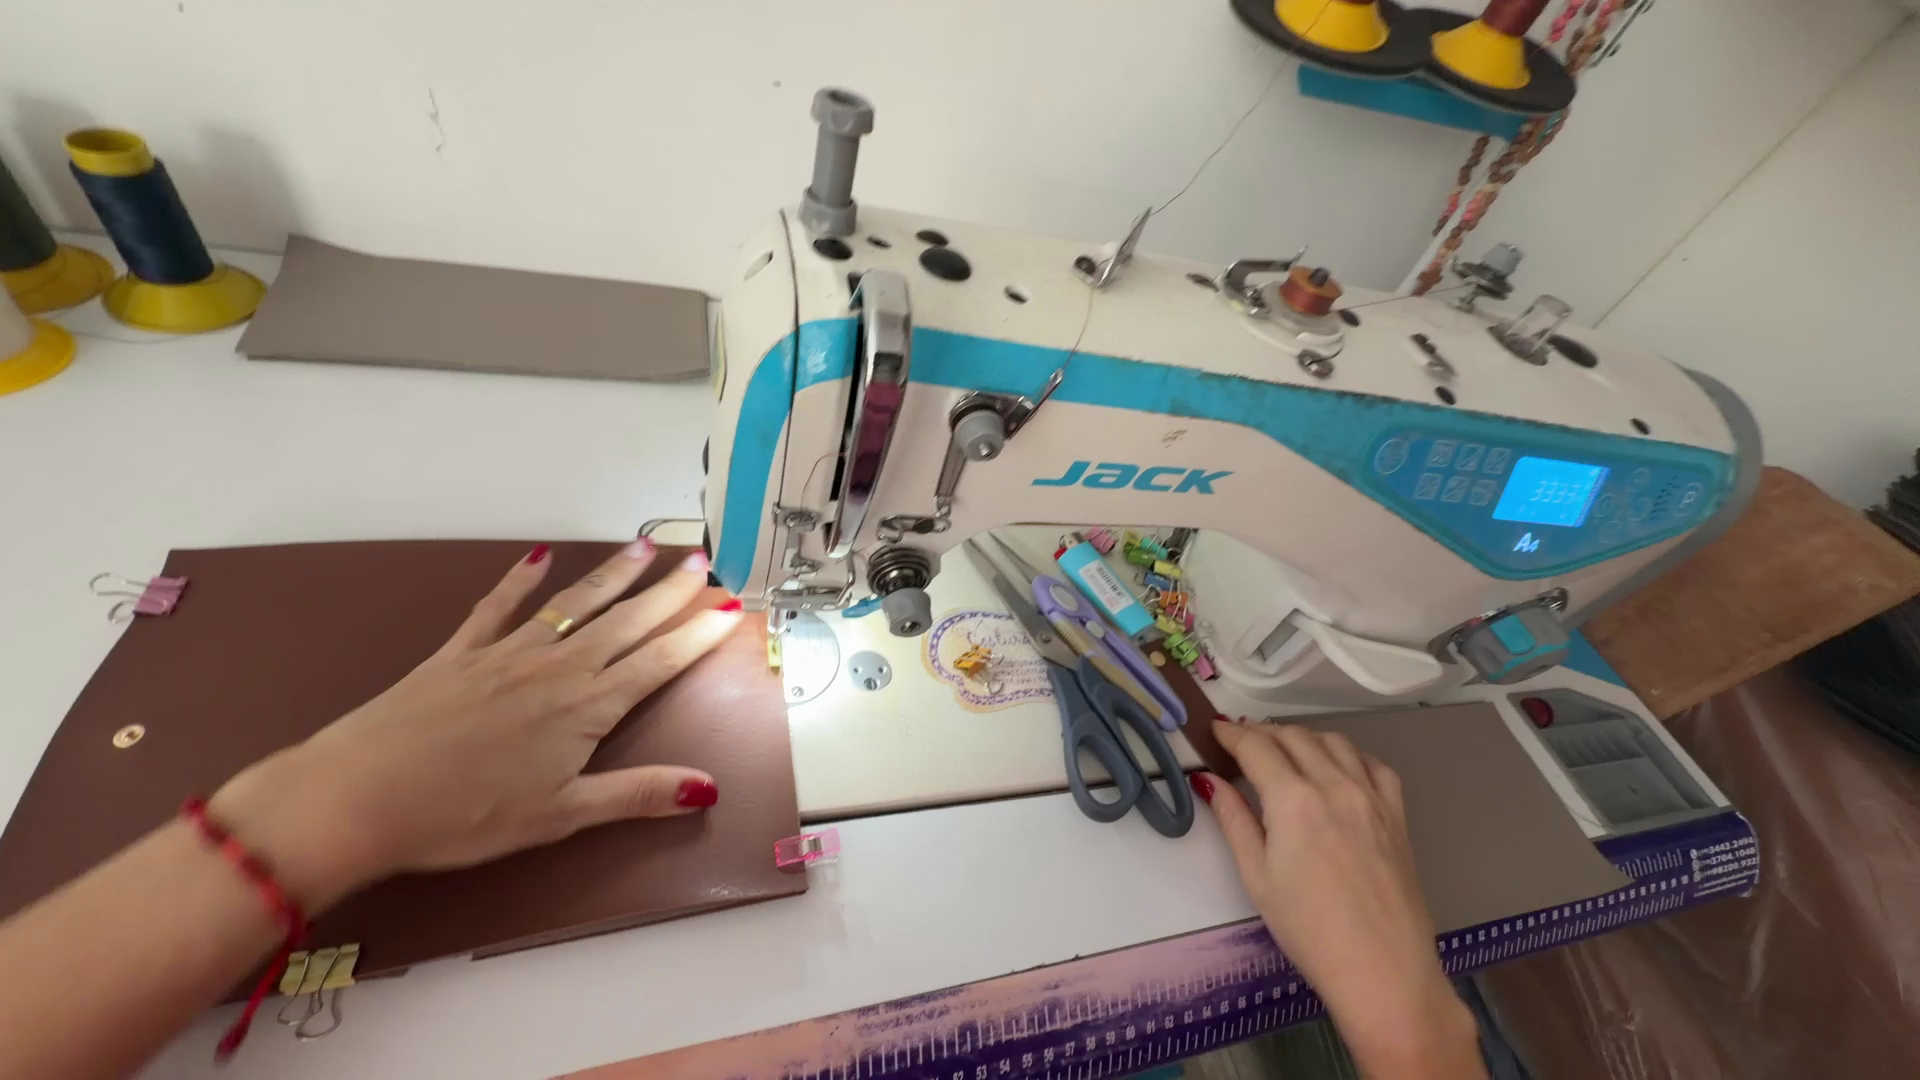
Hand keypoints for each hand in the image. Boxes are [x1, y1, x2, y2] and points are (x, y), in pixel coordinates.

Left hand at [209, 540, 743, 909]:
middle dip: (669, 591)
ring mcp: (508, 654)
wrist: (354, 798)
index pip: (661, 660)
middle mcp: (558, 668)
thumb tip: (708, 789)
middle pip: (628, 621)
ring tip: (644, 546)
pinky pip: (497, 608)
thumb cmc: (464, 815)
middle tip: (701, 560)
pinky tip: (536, 558)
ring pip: (576, 605)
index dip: (700, 634)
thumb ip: (638, 794)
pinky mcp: (461, 653)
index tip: (732, 608)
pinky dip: (518, 582)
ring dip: (614, 575)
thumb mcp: (561, 815)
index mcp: (588, 706)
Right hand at [1191, 720, 1483, 1079]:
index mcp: (1293, 800)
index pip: (1256, 746)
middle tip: (1241, 741)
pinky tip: (1335, 767)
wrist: (1383, 972)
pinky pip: (1373, 764)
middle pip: (1293, 736)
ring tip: (1283, 748)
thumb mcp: (1256, 876)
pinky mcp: (1396, 815)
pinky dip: (1348, 754)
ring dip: (1302, 736)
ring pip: (1334, 741)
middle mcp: (1334, 786)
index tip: (1215, 729)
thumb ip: (1233, 819)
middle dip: (1262, 731)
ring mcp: (1371, 797)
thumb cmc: (1308, 929)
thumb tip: (1209, 781)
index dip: (1230, 733)